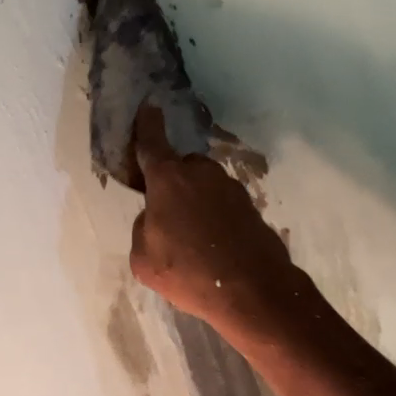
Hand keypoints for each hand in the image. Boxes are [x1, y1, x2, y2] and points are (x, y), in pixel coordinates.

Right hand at [128, 107, 324, 339]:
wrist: (253, 290)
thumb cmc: (188, 271)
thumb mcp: (143, 258)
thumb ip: (143, 229)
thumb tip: (155, 219)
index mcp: (168, 179)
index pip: (152, 143)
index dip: (148, 124)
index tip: (150, 105)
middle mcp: (200, 173)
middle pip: (181, 169)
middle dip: (174, 183)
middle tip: (169, 217)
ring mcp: (230, 187)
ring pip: (204, 187)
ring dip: (196, 203)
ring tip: (194, 240)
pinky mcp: (250, 206)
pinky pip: (222, 205)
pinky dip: (216, 219)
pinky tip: (215, 248)